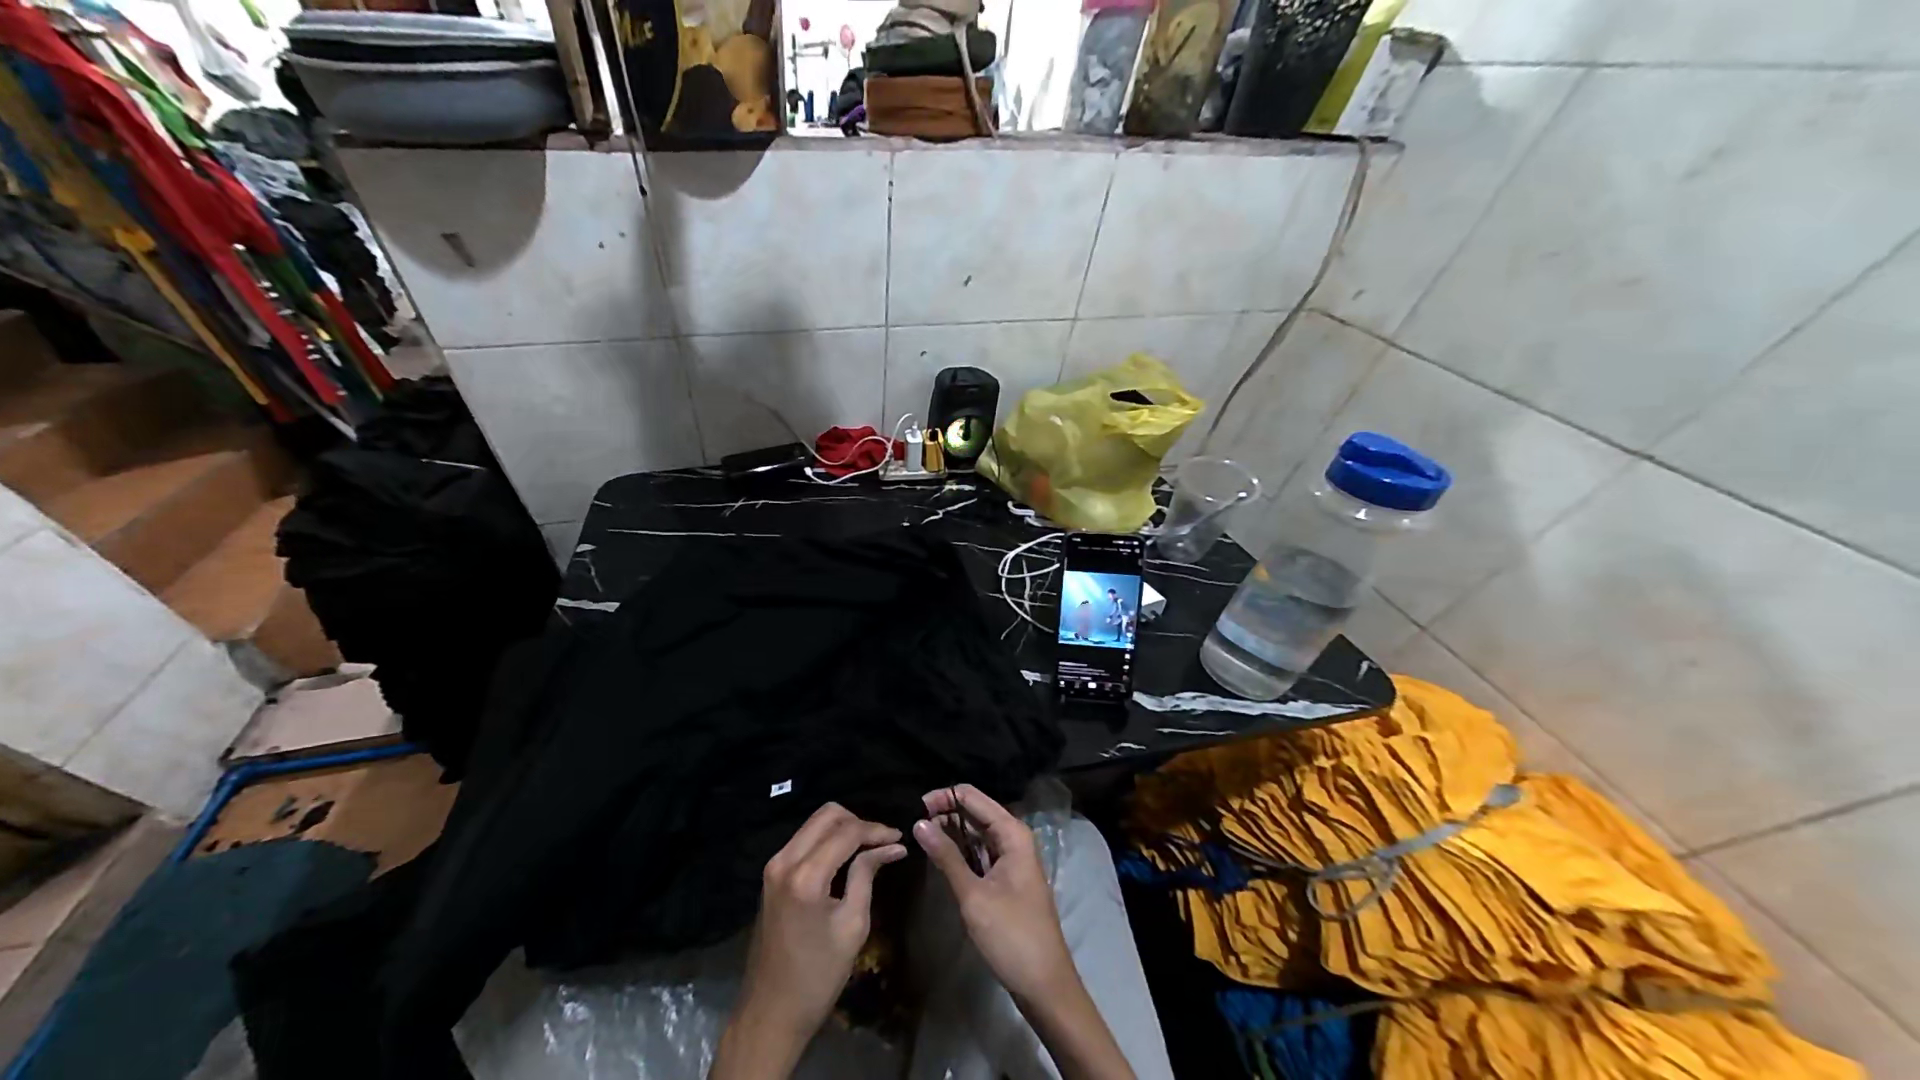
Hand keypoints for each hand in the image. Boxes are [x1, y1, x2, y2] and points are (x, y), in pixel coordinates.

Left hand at [712, 803, 906, 1079]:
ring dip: (842, 829)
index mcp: (805, 876)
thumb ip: (867, 875)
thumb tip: (892, 846)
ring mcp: (773, 866)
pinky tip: (846, 858)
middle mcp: (784, 861)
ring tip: (869, 849)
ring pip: (814, 824)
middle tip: (882, 842)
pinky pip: (804, 840)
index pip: (847, 832)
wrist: (770, 1012)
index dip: (877, 830)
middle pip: (827, 815)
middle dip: (858, 822)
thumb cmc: (818, 976)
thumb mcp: (853, 925)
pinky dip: (827, 840)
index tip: (900, 839)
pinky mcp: (771, 874)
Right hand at [915, 786, 1136, 1079]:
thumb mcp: (973, 895)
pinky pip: (979, 853)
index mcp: (1012, 833)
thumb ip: (946, 856)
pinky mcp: (1005, 878)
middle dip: (945, 812)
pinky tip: (938, 854)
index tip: (914, 808)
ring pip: (976, 833)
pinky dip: (959, 851)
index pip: (972, 797)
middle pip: (974, 811)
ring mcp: (1011, 859)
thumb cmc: (1011, 936)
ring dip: (950, 832)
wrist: (1044, 984)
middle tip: (911, 823)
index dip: (943, 797)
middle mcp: (1013, 838)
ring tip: (918, 835)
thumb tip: (918, 823)